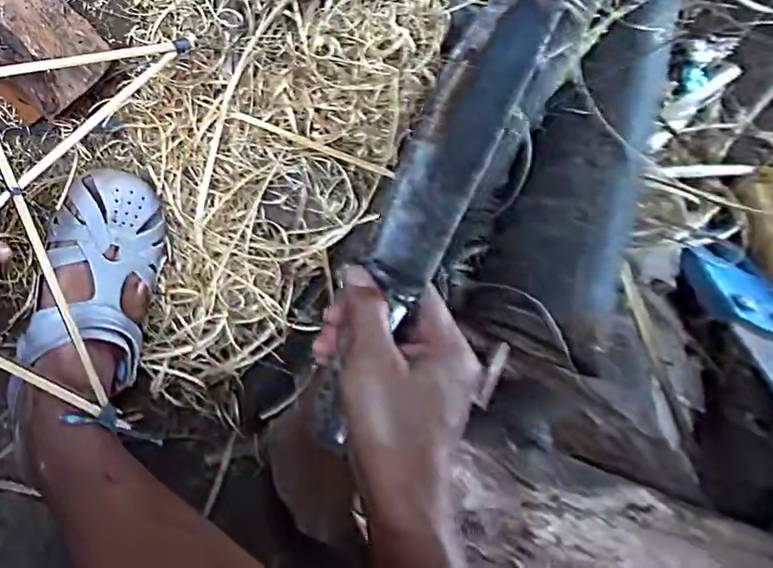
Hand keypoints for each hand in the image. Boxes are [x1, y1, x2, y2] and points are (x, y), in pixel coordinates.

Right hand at [313, 267, 477, 562]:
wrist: (399, 502)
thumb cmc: (389, 426)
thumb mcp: (370, 358)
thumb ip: (365, 309)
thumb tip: (357, 271)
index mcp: (449, 344)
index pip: (416, 289)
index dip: (378, 283)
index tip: (342, 292)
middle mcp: (447, 359)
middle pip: (399, 313)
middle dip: (357, 316)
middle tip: (327, 327)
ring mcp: (433, 382)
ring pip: (388, 339)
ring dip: (353, 338)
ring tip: (324, 351)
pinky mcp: (416, 400)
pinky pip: (388, 364)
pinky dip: (361, 361)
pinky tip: (335, 368)